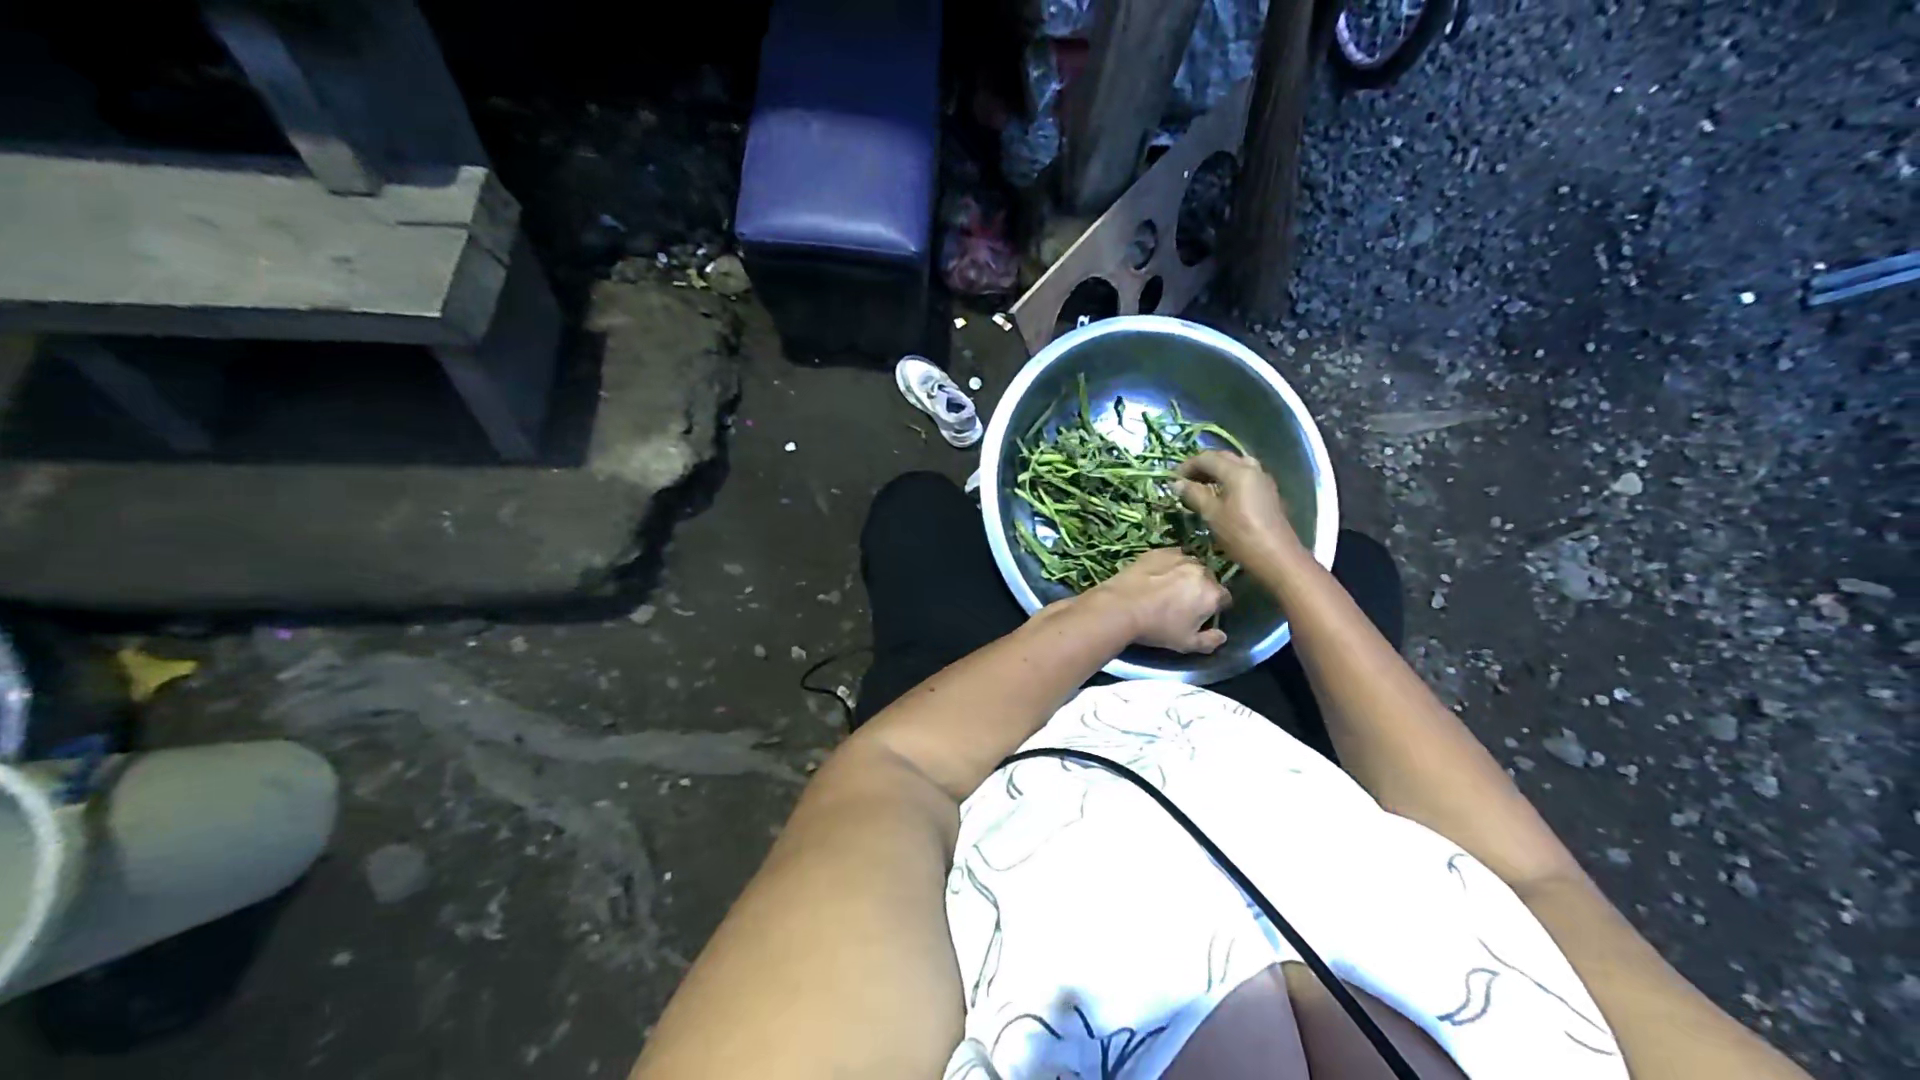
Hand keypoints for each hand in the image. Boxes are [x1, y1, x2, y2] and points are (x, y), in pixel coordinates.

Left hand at [1087, 548, 1230, 652]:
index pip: (1225, 599)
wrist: (1122, 606)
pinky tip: (1156, 576)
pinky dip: (1168, 565)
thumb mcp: (1186, 644)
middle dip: (1200, 590)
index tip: (1202, 615)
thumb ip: (1210, 641)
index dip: (1215, 608)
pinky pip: (1171, 557)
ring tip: (1168, 588)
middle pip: (1208, 580)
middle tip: (1183, 602)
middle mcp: (1201, 570)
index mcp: (1212, 593)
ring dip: (1185, 575)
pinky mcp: (1159, 551)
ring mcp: (1179, 557)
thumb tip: (1222, 636)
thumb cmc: (1158, 628)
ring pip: (1190, 566)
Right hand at [1173, 450, 1305, 566]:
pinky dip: (1228, 478)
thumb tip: (1176, 483)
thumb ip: (1194, 494)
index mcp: (1237, 471)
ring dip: (1216, 471)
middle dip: (1202, 466)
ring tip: (1201, 486)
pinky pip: (1245, 476)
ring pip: (1235, 465)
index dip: (1187, 465)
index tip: (1173, 479)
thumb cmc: (1241, 535)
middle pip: (1223, 458)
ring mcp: (1263, 479)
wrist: (1277, 556)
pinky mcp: (1267, 492)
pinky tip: (1220, 494)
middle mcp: (1252, 469)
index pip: (1207, 458)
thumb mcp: (1212, 514)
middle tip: (1185, 481)